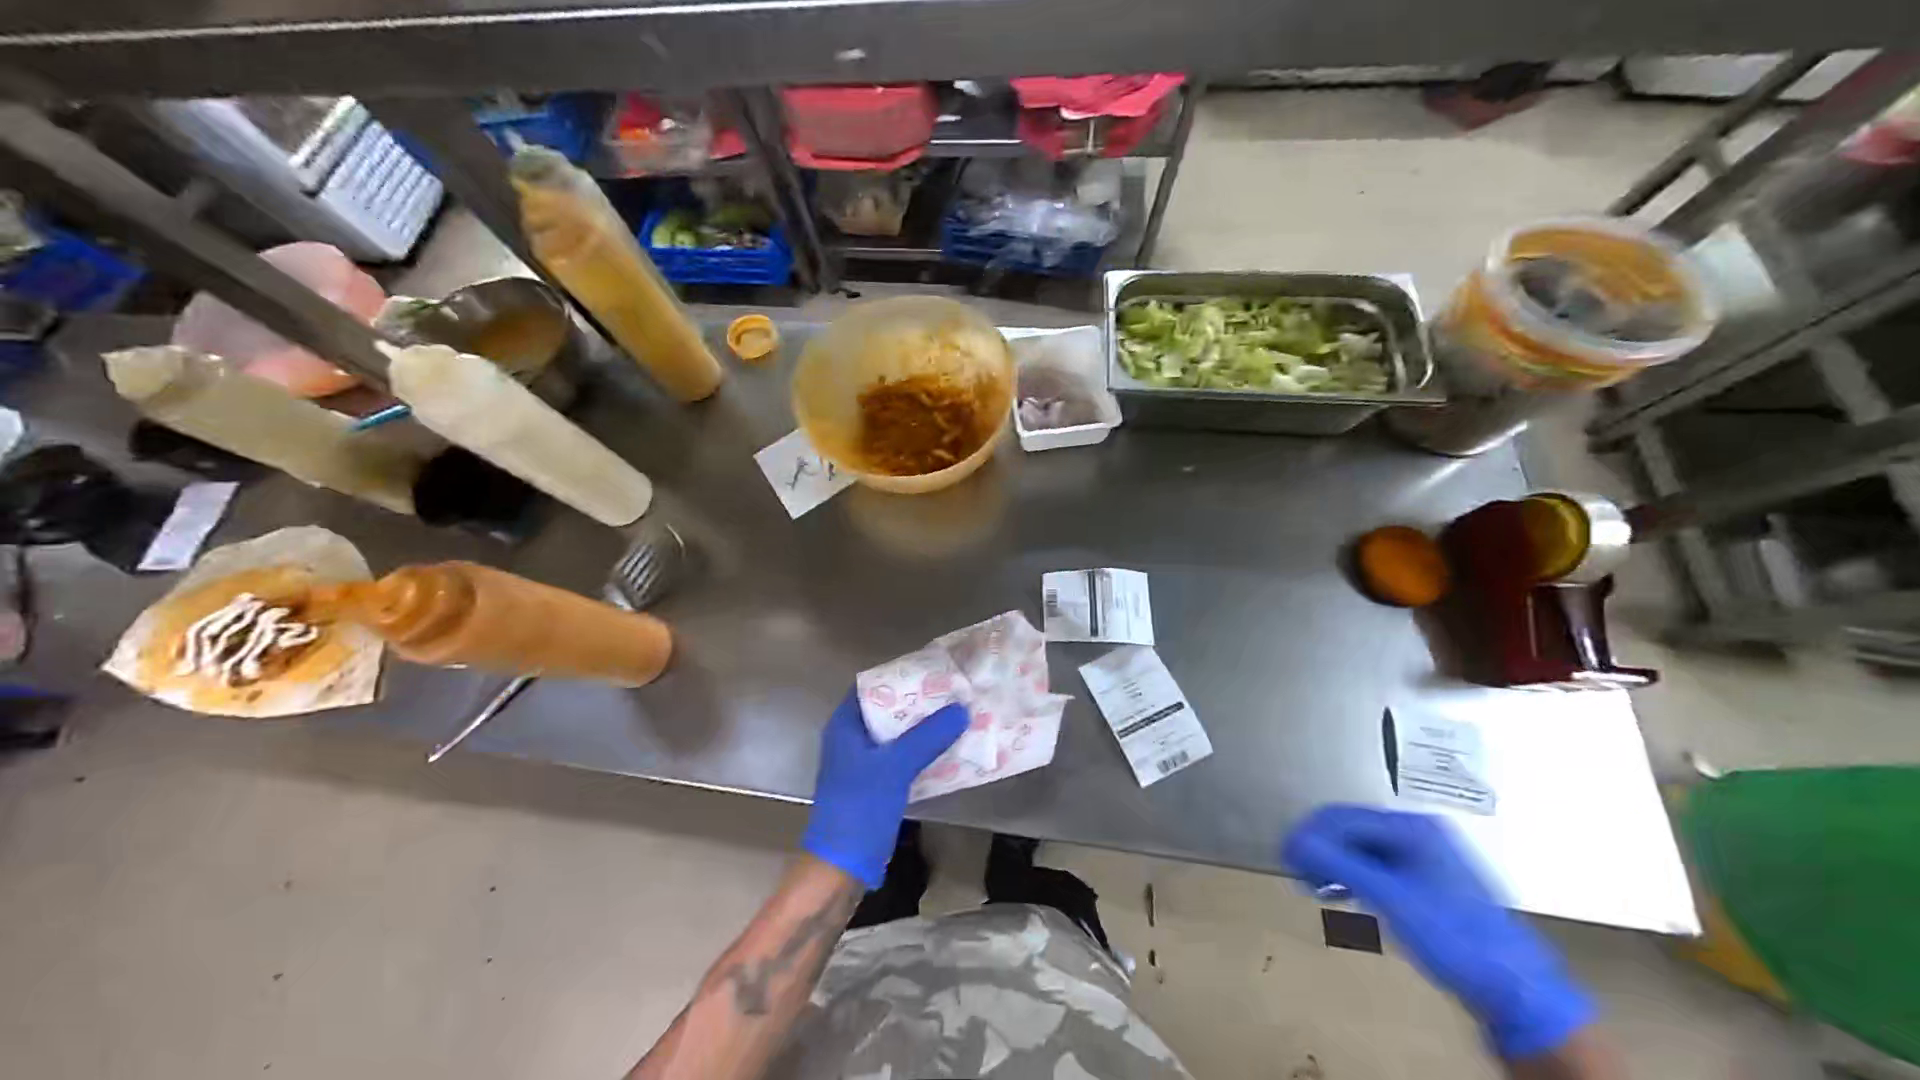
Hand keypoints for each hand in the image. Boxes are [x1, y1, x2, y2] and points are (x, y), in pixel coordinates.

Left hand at [801, 690, 967, 888]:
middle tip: (953, 693)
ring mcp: (862, 764)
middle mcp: (851, 739)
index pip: (871, 686)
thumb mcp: (896, 766)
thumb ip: (928, 735)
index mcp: (845, 725)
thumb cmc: (860, 806)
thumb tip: (962, 708)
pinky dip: (922, 753)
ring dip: (923, 729)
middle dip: (919, 703)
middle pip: (887, 710)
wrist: (842, 866)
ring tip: (956, 717)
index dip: (900, 675)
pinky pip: (902, 759)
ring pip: (897, 737)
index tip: (933, 670)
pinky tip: (948, 751)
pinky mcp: (875, 786)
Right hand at [1282, 805, 1595, 1060]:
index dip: (1310, 834)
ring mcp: (1424, 858)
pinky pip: (1374, 866)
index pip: (1342, 817)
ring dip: (1333, 863)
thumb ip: (1339, 864)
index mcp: (1412, 828)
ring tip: (1315, 886)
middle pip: (1350, 829)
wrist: (1517, 993)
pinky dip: (1352, 876)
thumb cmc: (1455, 939)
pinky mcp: (1425, 882)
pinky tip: (1342, 894)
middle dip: (1320, 848)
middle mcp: (1418, 834)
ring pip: (1361, 848)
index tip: (1286, 857)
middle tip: (1298, 874)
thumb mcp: (1390, 899)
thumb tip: (1295, 840)